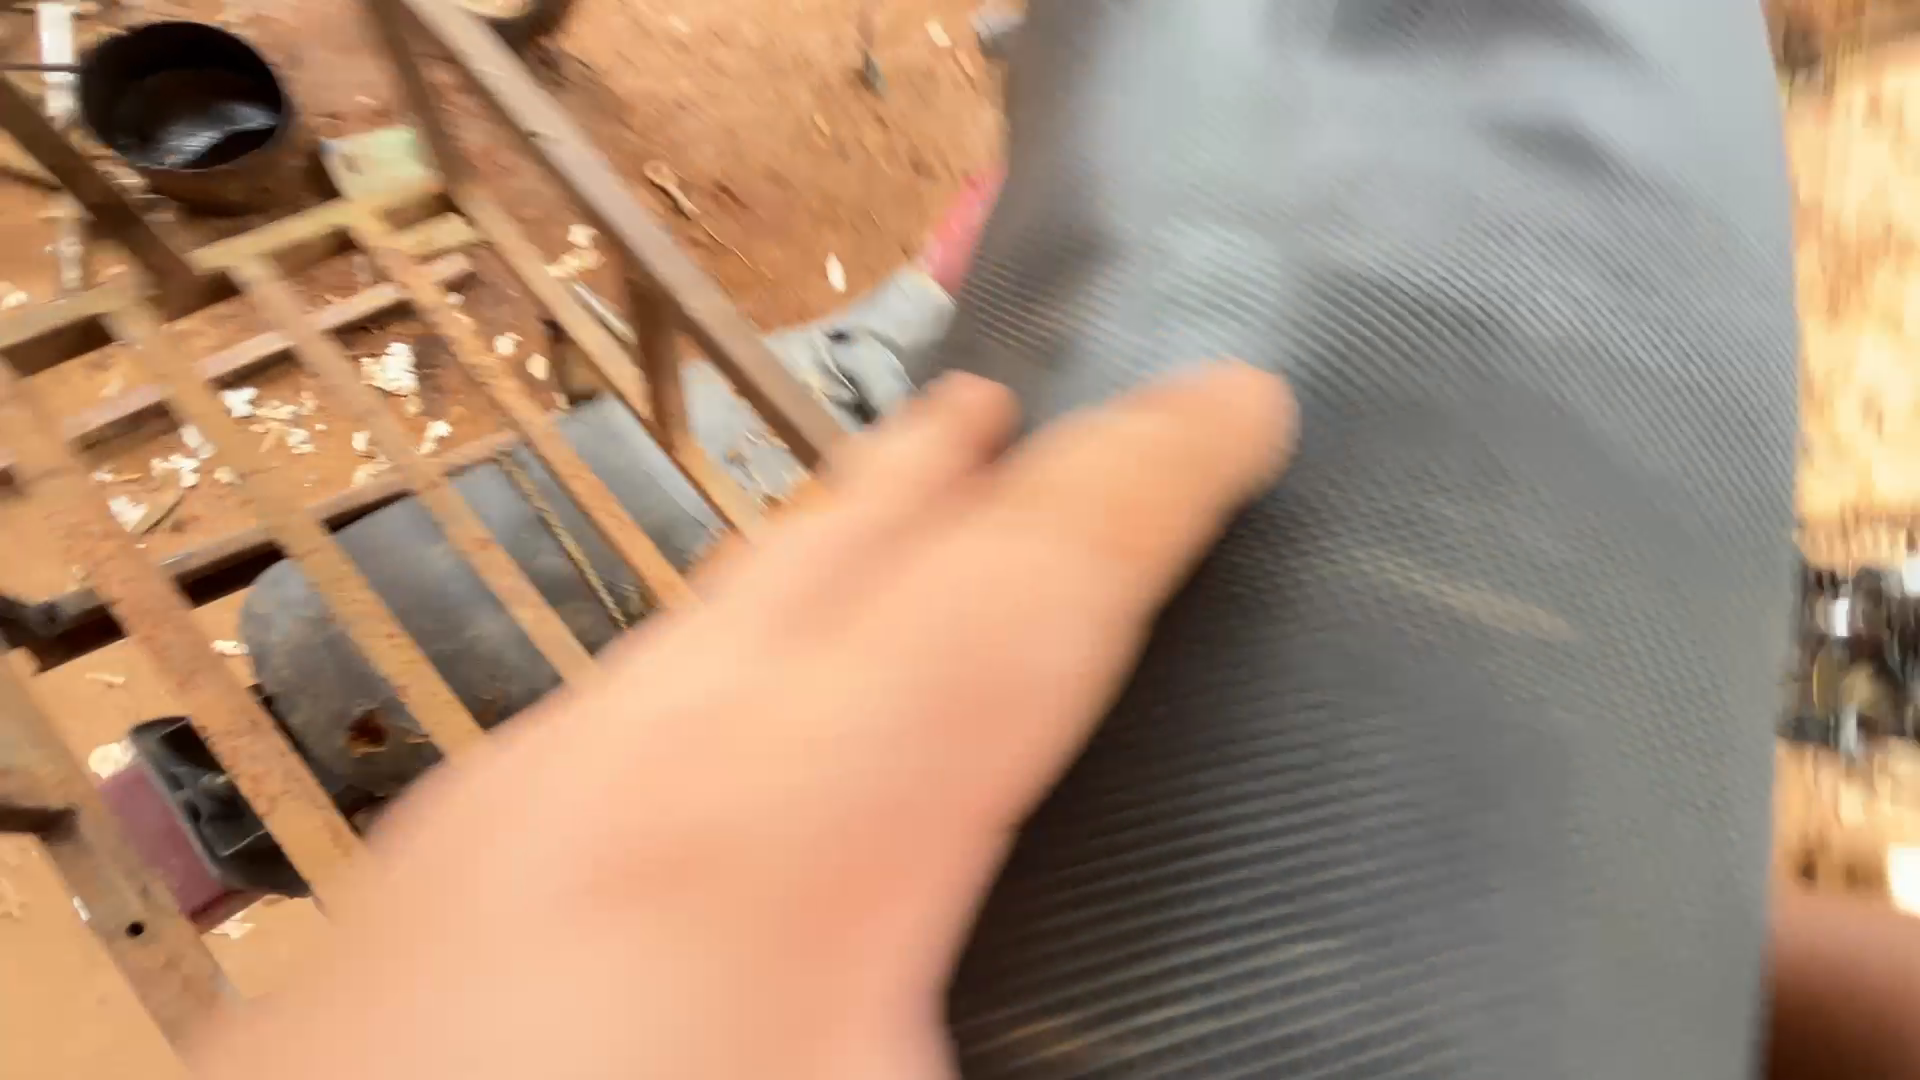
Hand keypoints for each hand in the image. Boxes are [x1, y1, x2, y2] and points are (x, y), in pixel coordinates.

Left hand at [196, 362, 1295, 1079]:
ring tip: (929, 478)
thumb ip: (1070, 999)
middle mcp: (632, 762)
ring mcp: (527, 790)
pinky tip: (785, 672)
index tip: (1235, 400)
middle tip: (1039, 402)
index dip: (1150, 475)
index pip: (1020, 577)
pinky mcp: (467, 848)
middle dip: (967, 456)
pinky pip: (665, 678)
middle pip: (853, 536)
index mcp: (774, 831)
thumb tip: (1190, 967)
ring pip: (746, 591)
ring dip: (859, 527)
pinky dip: (759, 634)